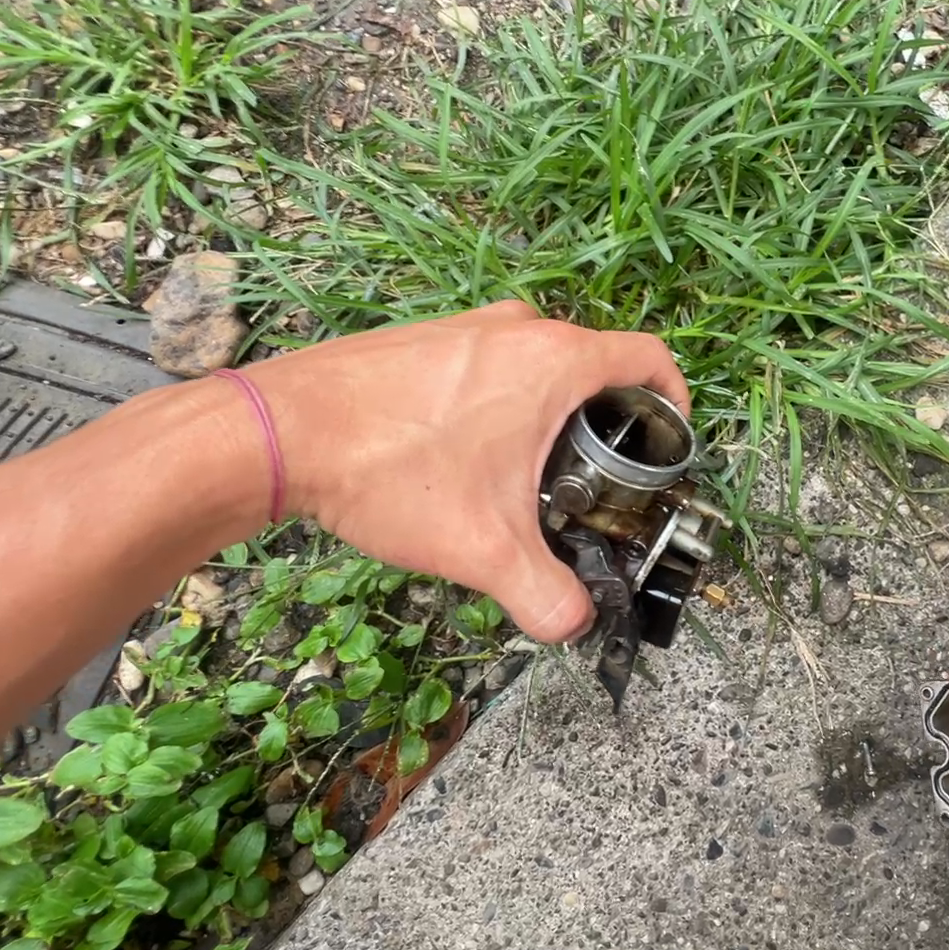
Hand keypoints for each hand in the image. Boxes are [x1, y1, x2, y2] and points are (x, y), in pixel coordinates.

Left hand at [244, 301, 688, 642]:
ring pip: (545, 357)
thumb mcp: (482, 545)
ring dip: (558, 402)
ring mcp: (471, 325)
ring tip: (538, 462)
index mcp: (556, 360)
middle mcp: (521, 328)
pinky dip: (510, 392)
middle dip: (612, 412)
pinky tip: (473, 445)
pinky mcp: (430, 335)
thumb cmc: (393, 471)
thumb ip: (544, 594)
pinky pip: (496, 357)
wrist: (273, 431)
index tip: (670, 433)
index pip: (650, 357)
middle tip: (601, 468)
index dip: (675, 394)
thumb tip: (575, 625)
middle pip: (599, 362)